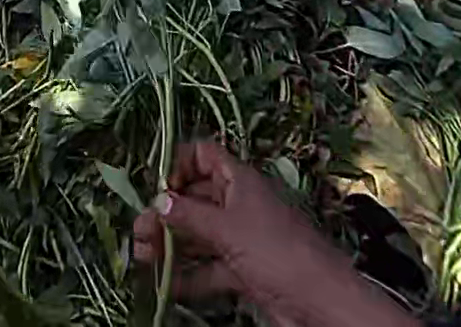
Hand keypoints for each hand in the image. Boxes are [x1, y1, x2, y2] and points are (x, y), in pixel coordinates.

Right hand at [130, 142, 414, 326]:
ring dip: (171, 244)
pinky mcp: (245, 269)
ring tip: (141, 256)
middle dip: (166, 212)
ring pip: (199, 233)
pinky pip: (209, 265)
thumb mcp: (227, 229)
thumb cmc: (275, 250)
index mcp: (238, 179)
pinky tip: (165, 283)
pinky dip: (188, 273)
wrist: (322, 304)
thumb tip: (158, 200)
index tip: (159, 185)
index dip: (180, 164)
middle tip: (138, 231)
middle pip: (195, 198)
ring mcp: (241, 237)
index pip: (203, 155)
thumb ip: (190, 216)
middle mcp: (238, 202)